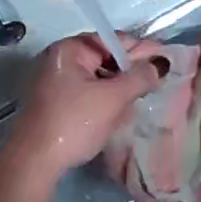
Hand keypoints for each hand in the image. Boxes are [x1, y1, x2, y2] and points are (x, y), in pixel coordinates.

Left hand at [5, 33, 166, 174]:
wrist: (34, 161)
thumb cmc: (74, 123)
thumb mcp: (112, 99)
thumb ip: (140, 78)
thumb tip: (160, 63)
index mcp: (69, 49)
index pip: (113, 40)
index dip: (142, 50)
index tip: (166, 63)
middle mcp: (58, 60)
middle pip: (104, 59)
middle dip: (130, 72)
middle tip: (155, 85)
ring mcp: (53, 83)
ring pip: (96, 79)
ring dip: (118, 90)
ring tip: (139, 101)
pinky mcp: (53, 104)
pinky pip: (85, 95)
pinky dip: (103, 101)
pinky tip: (117, 115)